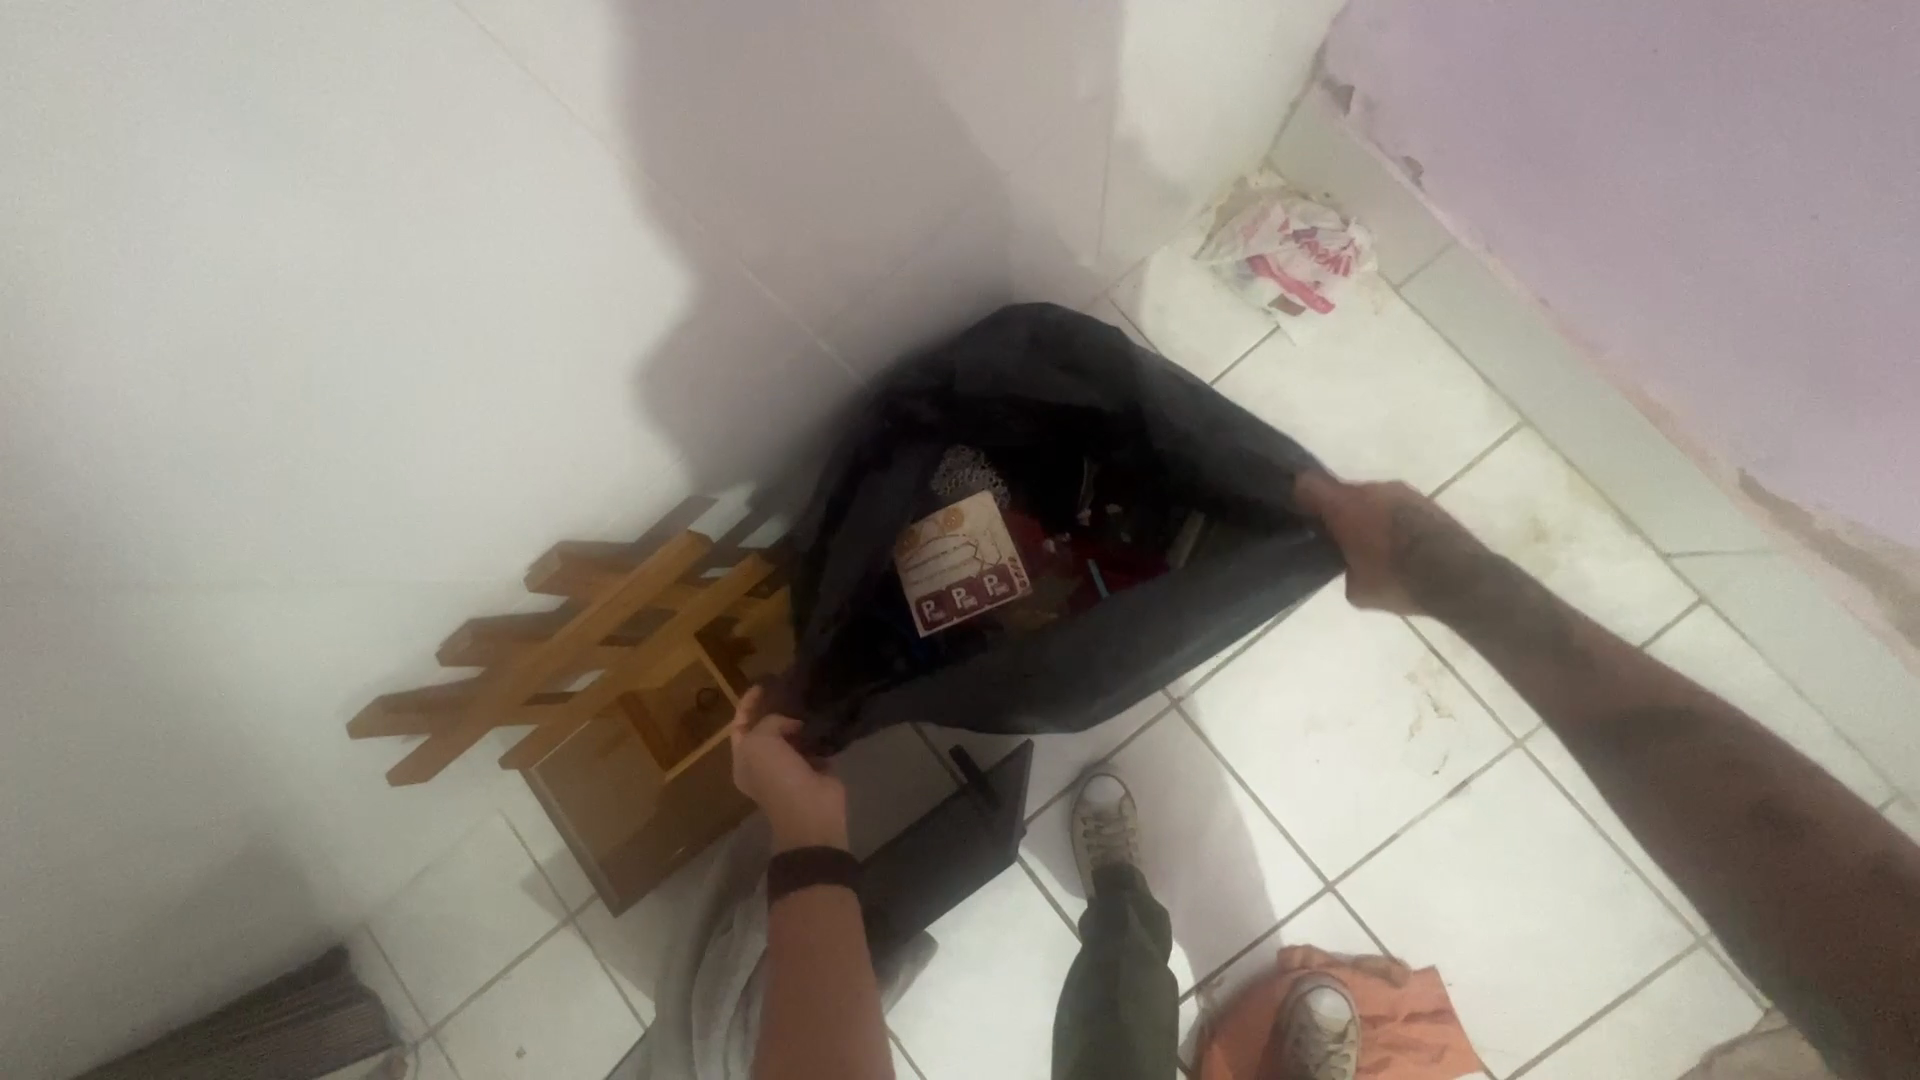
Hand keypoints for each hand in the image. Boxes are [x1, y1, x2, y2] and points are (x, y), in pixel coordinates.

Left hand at [729, 686, 849, 852]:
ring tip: (808, 698)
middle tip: (790, 689)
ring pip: (791, 736)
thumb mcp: (760, 742)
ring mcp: (790, 767)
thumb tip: (793, 724)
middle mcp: (763, 763)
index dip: (748, 704)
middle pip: (766, 729)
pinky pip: (813, 744)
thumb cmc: (777, 776)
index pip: (740, 725)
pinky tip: (824, 717)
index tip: (763, 684)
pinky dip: (818, 733)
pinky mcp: (815, 768)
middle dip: (776, 710)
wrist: (810, 810)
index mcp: (743, 759)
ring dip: (799, 720)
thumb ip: (769, 722)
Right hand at [1293, 469, 1485, 616]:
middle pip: (1342, 492)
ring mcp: (1403, 493)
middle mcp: (1372, 490)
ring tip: (1371, 545)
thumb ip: (1343, 566)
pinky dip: (1391, 521)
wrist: (1460, 578)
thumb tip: (1349, 563)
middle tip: (1335, 537)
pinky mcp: (1427, 502)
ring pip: (1371, 499)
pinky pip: (1395, 507)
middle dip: (1337, 512)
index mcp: (1344, 506)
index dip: (1297, 496)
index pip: (1307, 484)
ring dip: (1367, 516)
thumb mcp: (1355, 588)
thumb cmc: (1397, 581)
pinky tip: (1397, 546)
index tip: (1294, 511)